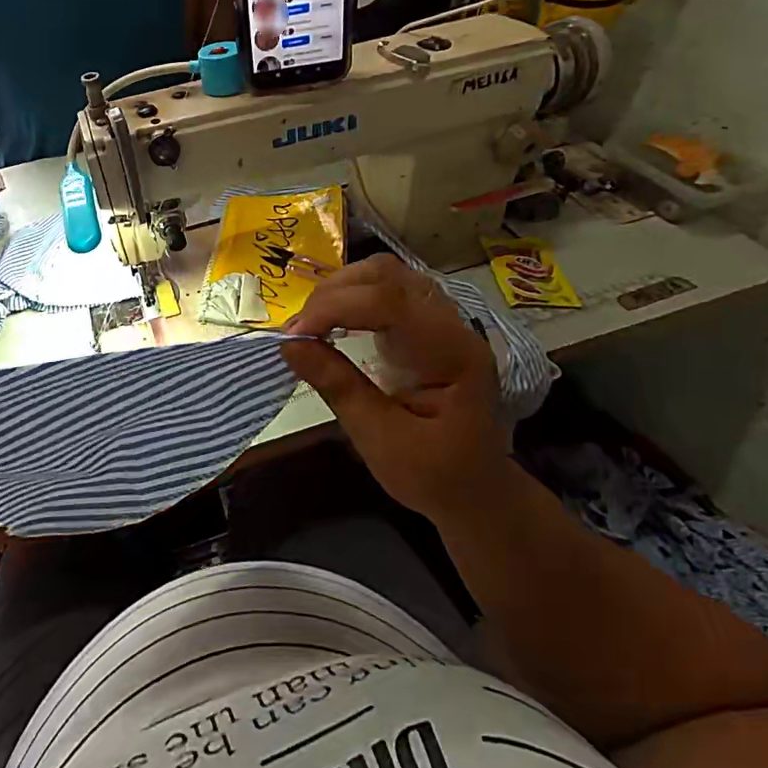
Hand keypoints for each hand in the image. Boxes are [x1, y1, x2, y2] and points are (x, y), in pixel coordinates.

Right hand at [281, 255, 511, 520]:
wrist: (477, 491)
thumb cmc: (435, 476)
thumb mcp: (382, 442)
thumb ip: (338, 387)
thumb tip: (290, 345)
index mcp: (452, 355)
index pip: (391, 302)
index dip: (335, 307)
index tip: (294, 336)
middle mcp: (452, 326)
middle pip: (390, 276)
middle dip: (335, 292)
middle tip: (298, 331)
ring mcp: (442, 322)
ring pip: (388, 275)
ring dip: (342, 290)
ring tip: (311, 325)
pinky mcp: (427, 327)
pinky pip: (389, 292)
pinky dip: (354, 299)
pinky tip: (333, 323)